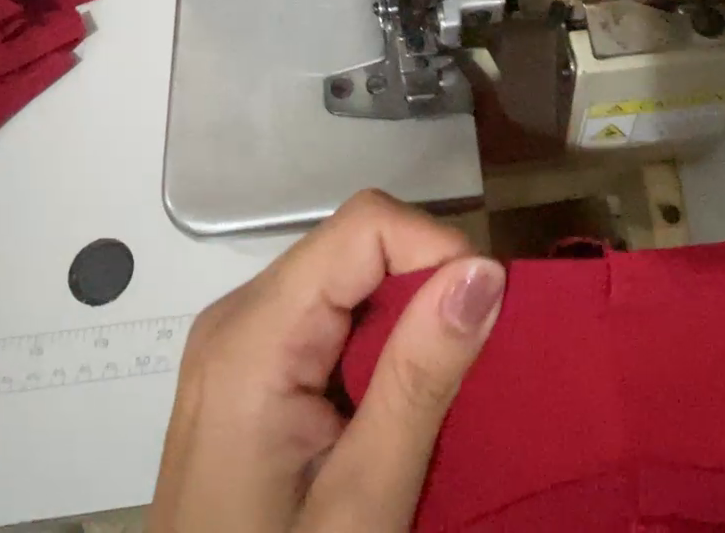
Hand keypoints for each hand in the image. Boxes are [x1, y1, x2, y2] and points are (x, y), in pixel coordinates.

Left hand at [149, 190, 504, 532]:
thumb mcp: (363, 499)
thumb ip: (420, 377)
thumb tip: (484, 269)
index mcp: (253, 336)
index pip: (364, 225)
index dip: (436, 249)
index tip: (485, 315)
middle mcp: (239, 315)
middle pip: (356, 245)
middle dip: (427, 286)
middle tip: (468, 368)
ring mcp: (241, 337)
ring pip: (350, 277)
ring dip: (408, 317)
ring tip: (433, 391)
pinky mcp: (252, 362)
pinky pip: (332, 314)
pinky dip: (380, 340)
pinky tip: (392, 399)